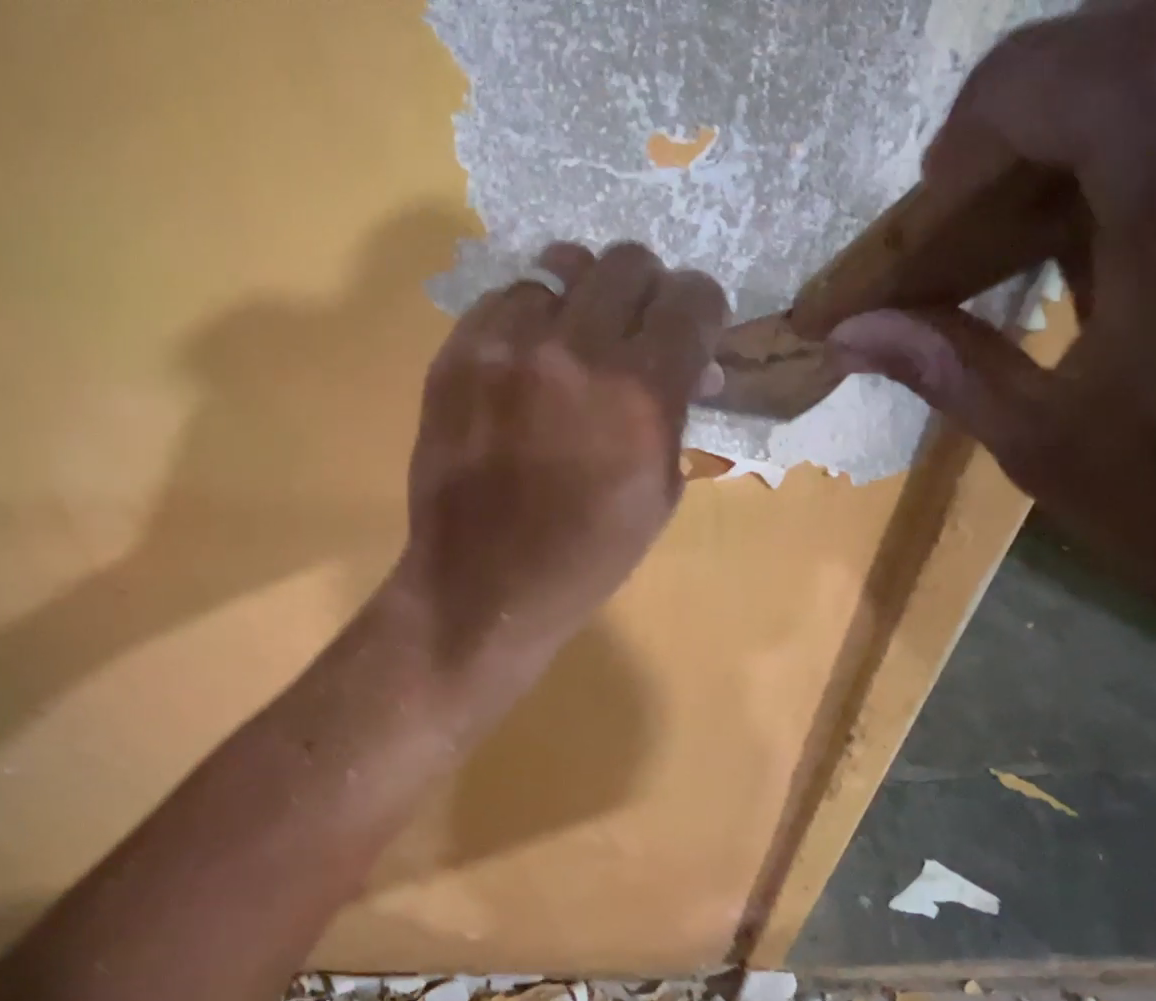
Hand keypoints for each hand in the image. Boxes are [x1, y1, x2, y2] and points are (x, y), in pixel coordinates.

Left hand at [393, 242, 728, 666]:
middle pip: (627, 261)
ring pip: (560, 270)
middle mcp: (577, 351)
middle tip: (632, 329)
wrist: (482, 585)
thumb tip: (692, 364)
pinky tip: (523, 359)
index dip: (699, 310)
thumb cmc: (586, 555)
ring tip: (572, 341)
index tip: (689, 330)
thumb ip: (678, 411)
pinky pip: (503, 300)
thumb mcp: (661, 492)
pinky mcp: (457, 355)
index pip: (692, 296)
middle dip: (643, 291)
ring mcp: (508, 347)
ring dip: (578, 300)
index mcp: (642, 392)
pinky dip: (524, 319)